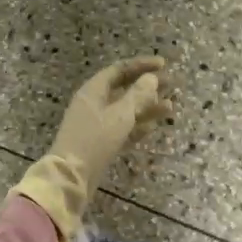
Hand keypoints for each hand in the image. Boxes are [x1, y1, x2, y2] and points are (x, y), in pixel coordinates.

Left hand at [47, 57, 172, 196]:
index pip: (119, 70)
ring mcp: (97, 123)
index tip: (163, 64)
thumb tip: (152, 78)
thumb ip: (137, 96)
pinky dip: (137, 126)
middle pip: (124, 89)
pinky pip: (122, 129)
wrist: (71, 177)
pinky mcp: (101, 142)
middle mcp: (95, 103)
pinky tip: (153, 127)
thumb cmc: (94, 140)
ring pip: (126, 110)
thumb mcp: (119, 116)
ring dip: (147, 108)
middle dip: (147, 87)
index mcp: (94, 90)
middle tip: (171, 85)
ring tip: (170, 108)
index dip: (141, 65)